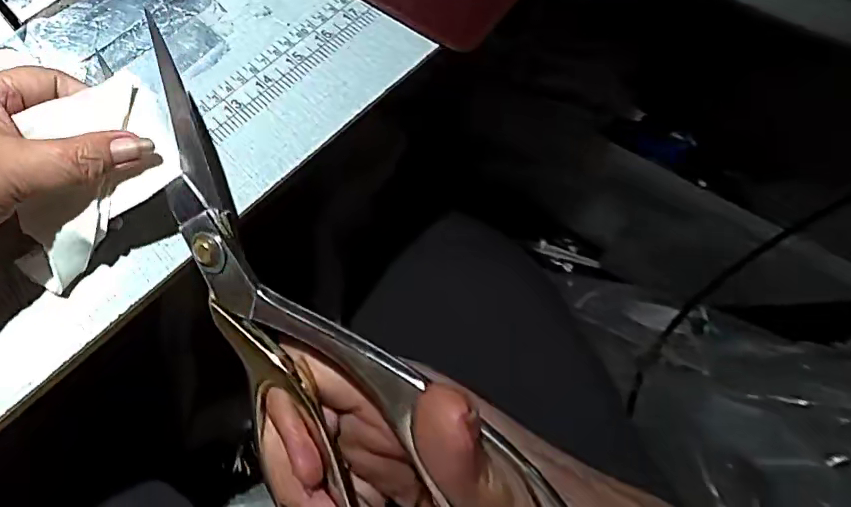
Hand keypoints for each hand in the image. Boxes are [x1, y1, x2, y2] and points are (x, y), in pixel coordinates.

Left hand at [0, 67, 157, 316]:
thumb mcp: (15, 168)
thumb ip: (80, 157)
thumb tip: (137, 145)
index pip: (56, 85)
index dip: (91, 104)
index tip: (125, 129)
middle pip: (58, 122)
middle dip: (90, 143)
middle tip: (127, 162)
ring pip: (52, 157)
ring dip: (79, 173)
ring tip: (110, 187)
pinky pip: (41, 186)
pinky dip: (62, 195)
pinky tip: (83, 207)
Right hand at [260, 346, 664, 506]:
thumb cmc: (565, 503)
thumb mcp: (516, 491)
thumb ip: (472, 460)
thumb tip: (442, 404)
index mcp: (400, 388)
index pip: (308, 359)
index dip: (285, 399)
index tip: (303, 465)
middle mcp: (384, 411)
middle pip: (296, 412)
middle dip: (292, 464)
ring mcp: (384, 454)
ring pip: (309, 456)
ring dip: (309, 494)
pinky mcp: (388, 489)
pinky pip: (336, 490)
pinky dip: (326, 506)